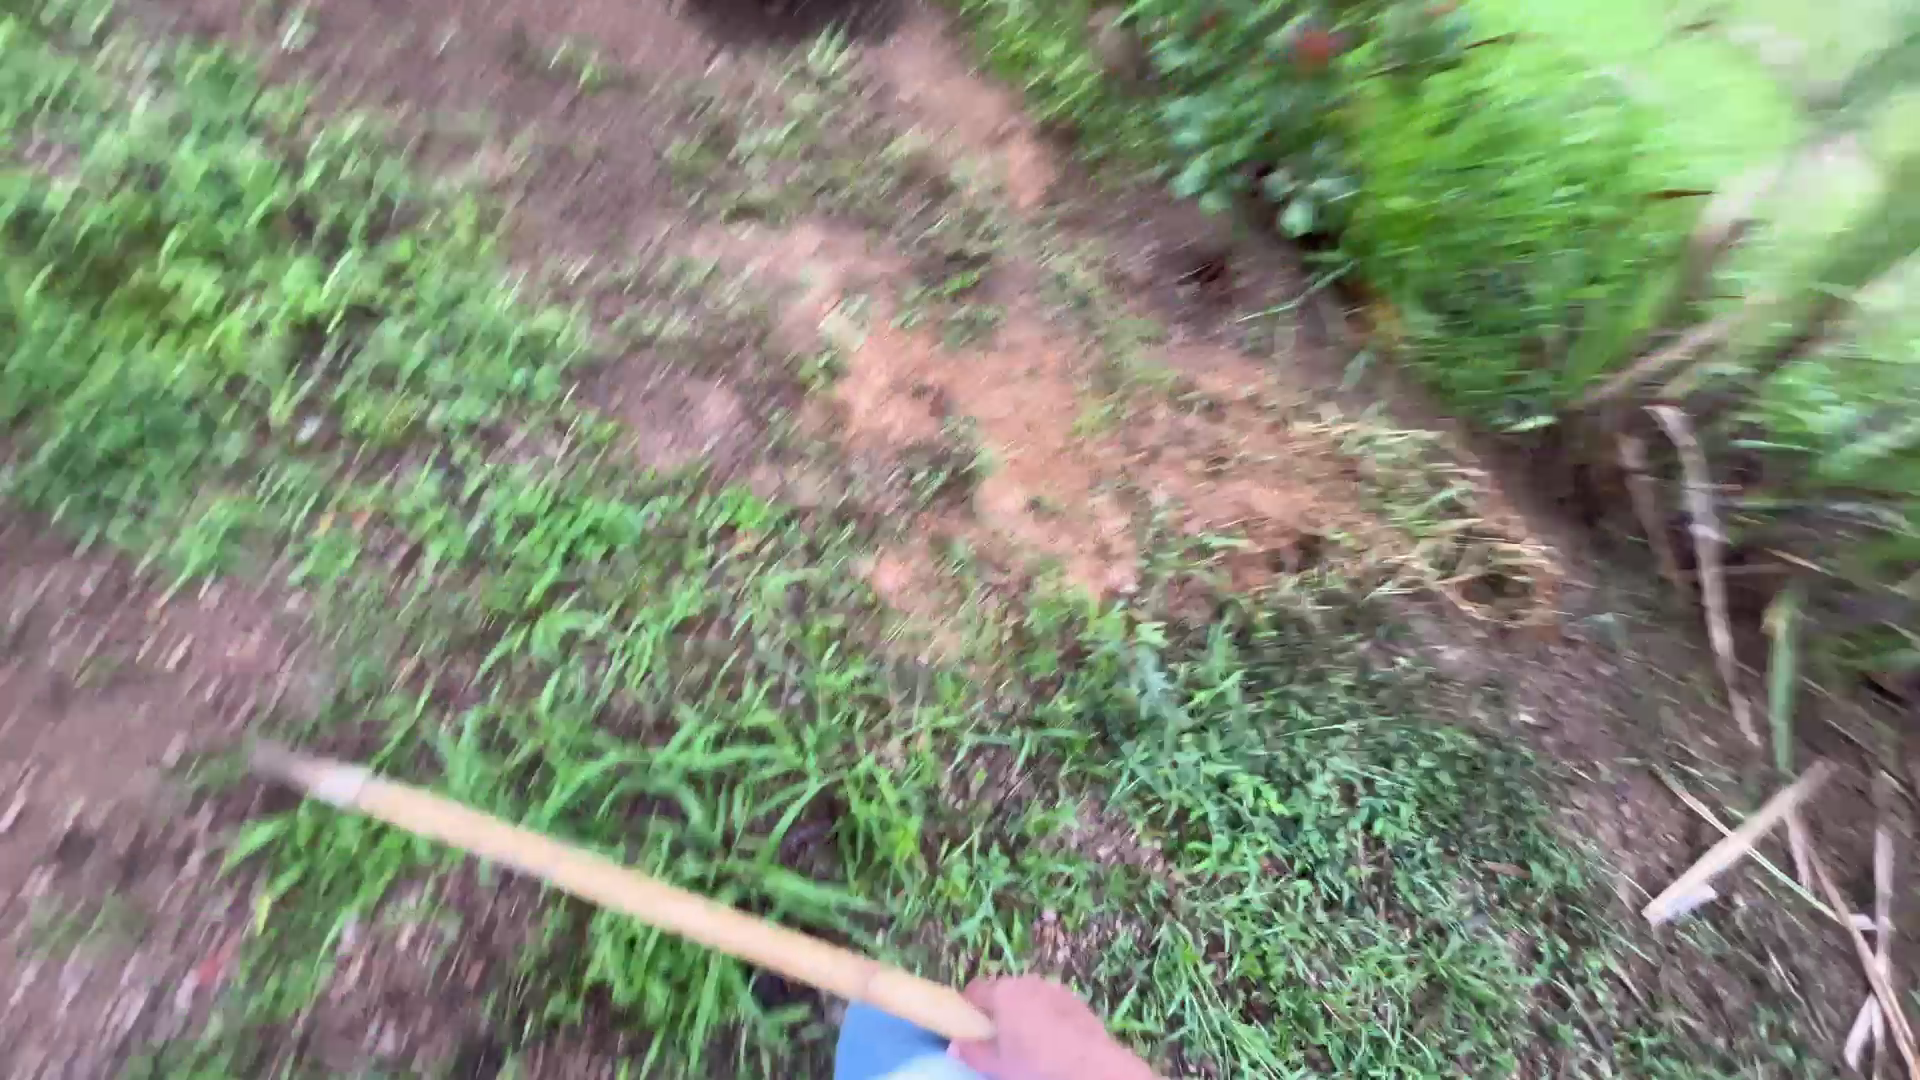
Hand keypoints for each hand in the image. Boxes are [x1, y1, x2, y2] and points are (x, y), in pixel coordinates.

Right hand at [950, 976, 1155, 1079]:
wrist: (1090, 1067)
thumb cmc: (1036, 1065)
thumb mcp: (999, 1066)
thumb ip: (974, 1053)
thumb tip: (954, 1045)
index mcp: (1002, 992)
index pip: (974, 989)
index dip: (967, 1007)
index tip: (968, 1027)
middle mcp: (1025, 981)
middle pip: (1002, 990)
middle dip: (997, 1011)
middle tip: (999, 1040)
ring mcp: (1051, 987)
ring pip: (1028, 995)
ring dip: (1023, 1012)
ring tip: (1028, 1043)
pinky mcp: (1073, 998)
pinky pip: (1050, 1003)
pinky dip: (1046, 1016)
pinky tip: (1053, 1041)